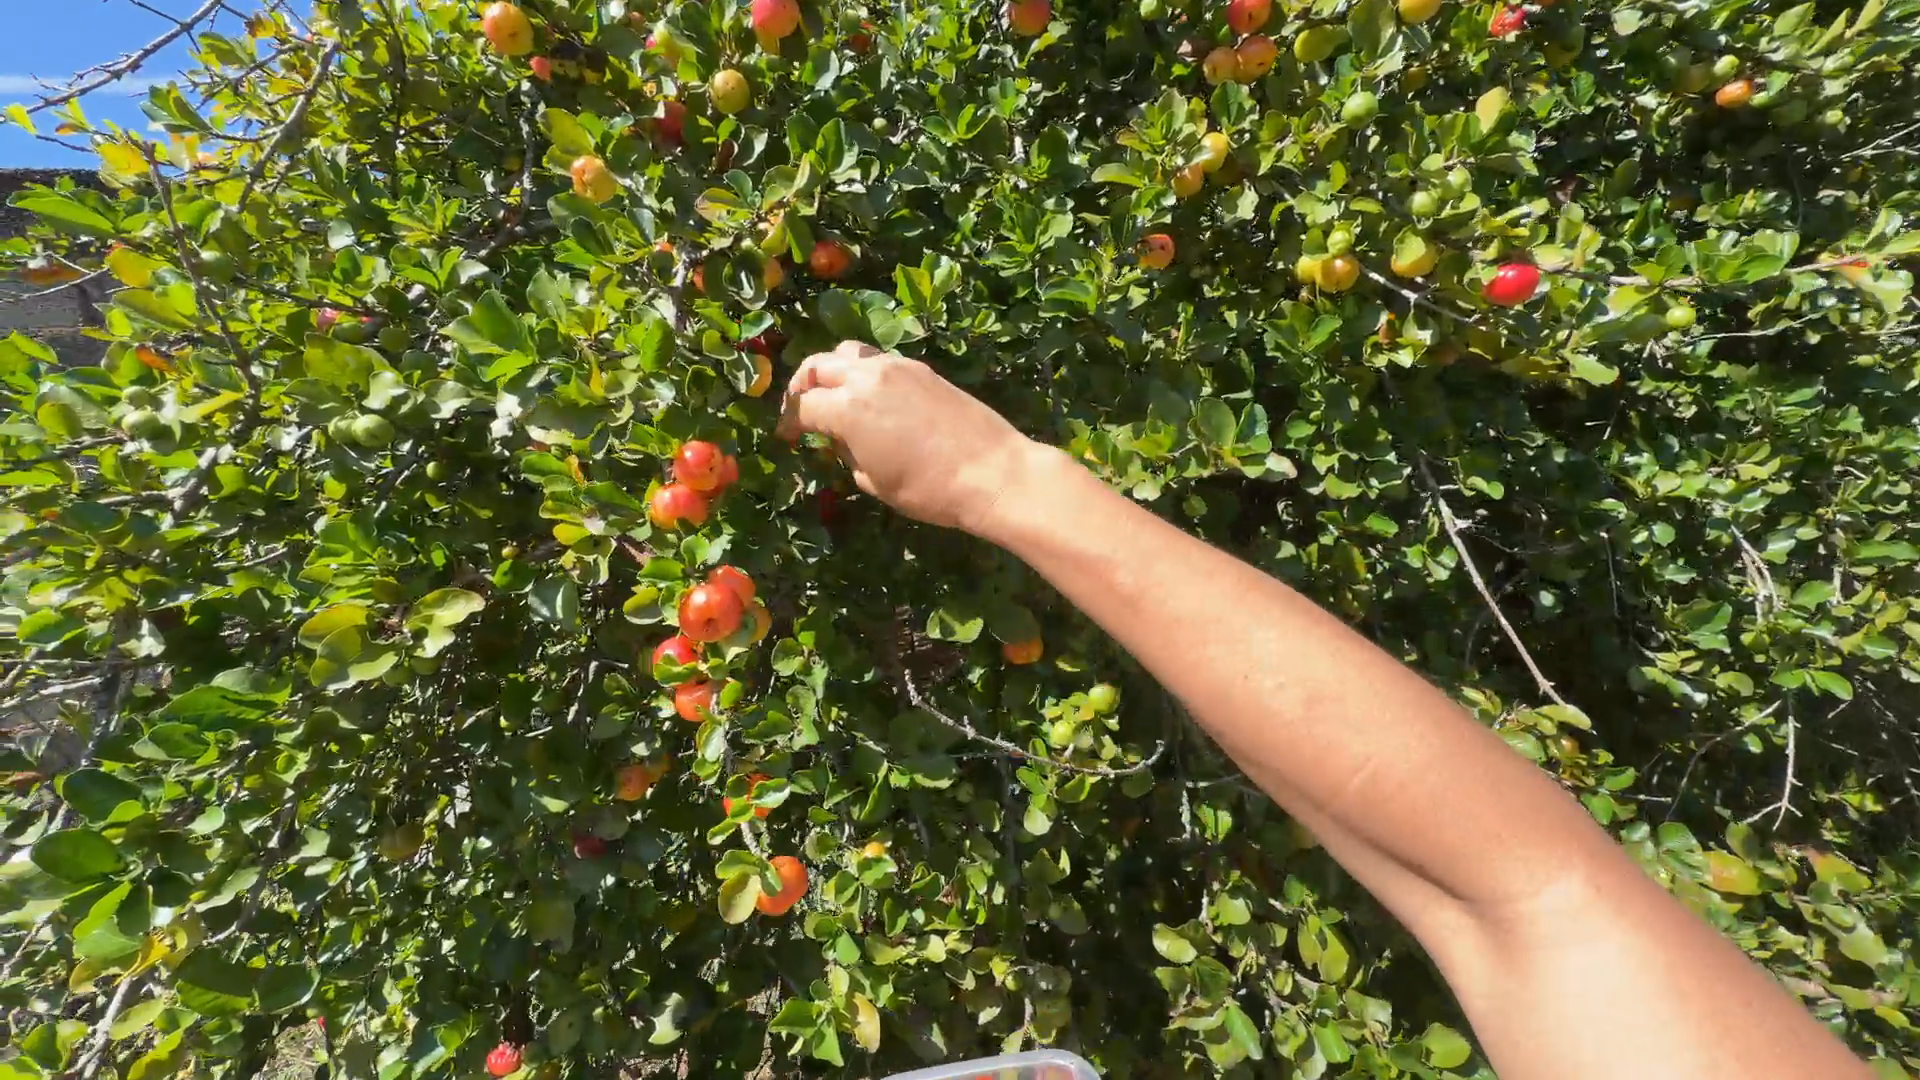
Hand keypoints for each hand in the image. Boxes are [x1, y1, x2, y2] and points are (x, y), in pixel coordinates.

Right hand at [777, 342, 1035, 532]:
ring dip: (833, 371)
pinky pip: (881, 360)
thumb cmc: (929, 490)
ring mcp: (899, 367)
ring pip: (850, 353)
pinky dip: (865, 372)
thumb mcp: (876, 482)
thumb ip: (849, 453)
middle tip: (801, 409)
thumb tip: (842, 439)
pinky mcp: (924, 370)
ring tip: (835, 395)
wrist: (993, 472)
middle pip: (819, 367)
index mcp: (848, 407)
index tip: (786, 437)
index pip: (803, 406)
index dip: (788, 423)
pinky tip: (873, 397)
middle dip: (802, 387)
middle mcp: (868, 376)